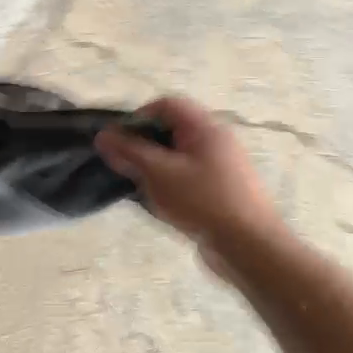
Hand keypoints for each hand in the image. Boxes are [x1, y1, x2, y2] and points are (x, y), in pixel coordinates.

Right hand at [95, 96, 284, 264]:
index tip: (121, 140)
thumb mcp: (156, 171)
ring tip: (139, 183)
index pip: (166, 105)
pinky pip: (184, 172)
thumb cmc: (202, 201)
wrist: (250, 247)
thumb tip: (102, 135)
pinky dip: (166, 179)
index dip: (138, 116)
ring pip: (174, 152)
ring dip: (151, 163)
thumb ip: (127, 149)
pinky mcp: (220, 188)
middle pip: (169, 128)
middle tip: (124, 163)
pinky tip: (158, 198)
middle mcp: (216, 142)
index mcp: (206, 130)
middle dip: (141, 143)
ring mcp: (221, 166)